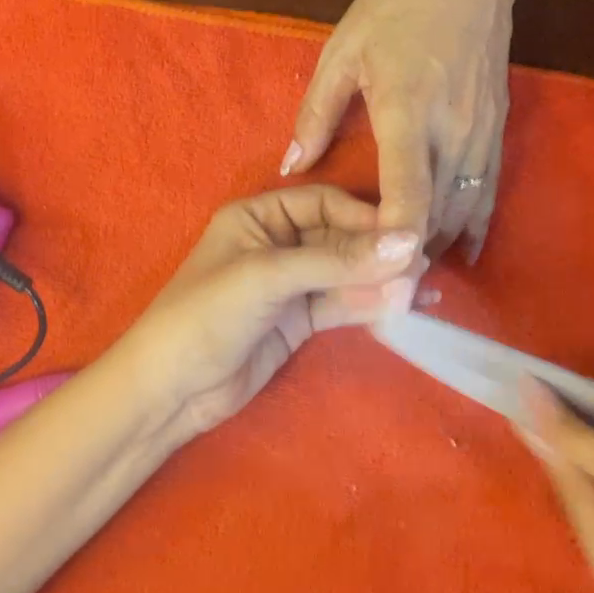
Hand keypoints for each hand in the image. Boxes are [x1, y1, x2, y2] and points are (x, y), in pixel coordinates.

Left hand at [110, 186, 427, 444]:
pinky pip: (340, 305)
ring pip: (344, 274)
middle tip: (422, 266)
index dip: (364, 217)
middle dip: (376, 251)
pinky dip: (368, 306)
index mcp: (257, 215)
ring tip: (421, 289)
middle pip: (338, 237)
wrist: (171, 389)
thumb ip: (335, 261)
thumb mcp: (267, 277)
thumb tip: (407, 243)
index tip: (409, 234)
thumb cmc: (206, 315)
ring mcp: (288, 284)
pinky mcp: (298, 321)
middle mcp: (276, 243)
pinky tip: (401, 308)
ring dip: (378, 280)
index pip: (323, 203)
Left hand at [286, 0, 543, 260]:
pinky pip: (487, 191)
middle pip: (436, 213)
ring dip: (436, 243)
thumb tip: (293, 165)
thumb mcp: (342, 52)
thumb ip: (317, 114)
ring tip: (405, 276)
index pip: (406, 190)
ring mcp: (481, 133)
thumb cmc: (396, 5)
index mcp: (406, 110)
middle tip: (374, 285)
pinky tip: (456, 251)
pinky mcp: (497, 130)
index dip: (394, 238)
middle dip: (409, 254)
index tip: (375, 273)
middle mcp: (451, 130)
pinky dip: (471, 225)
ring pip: (464, 208)